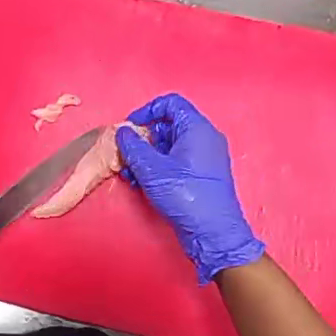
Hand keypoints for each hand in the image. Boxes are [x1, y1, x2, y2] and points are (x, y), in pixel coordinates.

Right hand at [119, 93, 264, 282]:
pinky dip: (157, 166)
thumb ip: (133, 148)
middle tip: (127, 154)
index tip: (129, 128)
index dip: (146, 111)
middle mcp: (204, 138)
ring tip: (131, 172)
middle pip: (169, 124)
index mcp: (197, 129)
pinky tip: (143, 182)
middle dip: (144, 137)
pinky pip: (175, 160)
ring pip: (170, 144)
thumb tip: (123, 133)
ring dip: (147, 155)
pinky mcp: (200, 175)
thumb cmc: (186, 196)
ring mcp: (204, 157)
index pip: (170, 103)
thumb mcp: (152, 170)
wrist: (212, 231)